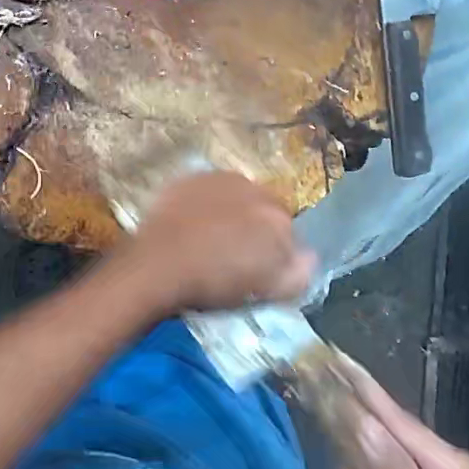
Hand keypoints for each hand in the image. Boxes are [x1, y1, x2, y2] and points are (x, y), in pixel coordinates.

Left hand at [116, 171, 316, 312]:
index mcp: (279, 219)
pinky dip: (204, 204)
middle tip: (233, 254)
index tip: (257, 267)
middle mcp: (256, 190)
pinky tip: (191, 223)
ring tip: (210, 238)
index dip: (274, 252)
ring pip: (237, 197)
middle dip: (255, 228)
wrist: (158, 263)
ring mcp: (221, 179)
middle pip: (264, 210)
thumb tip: (310, 258)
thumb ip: (297, 273)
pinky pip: (207, 191)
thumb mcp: (265, 291)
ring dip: (231, 213)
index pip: (289, 234)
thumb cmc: (213, 283)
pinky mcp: (191, 177)